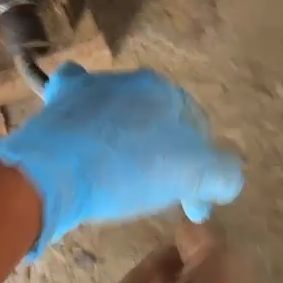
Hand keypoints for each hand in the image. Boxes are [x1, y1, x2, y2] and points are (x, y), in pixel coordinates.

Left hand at [0, 64, 243, 258]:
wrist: (55, 169)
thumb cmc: (127, 170)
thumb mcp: (194, 175)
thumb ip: (223, 172)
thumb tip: (227, 174)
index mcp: (163, 89)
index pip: (197, 126)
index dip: (202, 168)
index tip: (194, 203)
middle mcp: (128, 79)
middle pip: (159, 117)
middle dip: (166, 151)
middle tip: (162, 191)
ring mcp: (90, 86)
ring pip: (121, 110)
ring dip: (127, 136)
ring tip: (124, 174)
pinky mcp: (59, 100)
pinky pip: (77, 98)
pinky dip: (85, 112)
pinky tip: (84, 130)